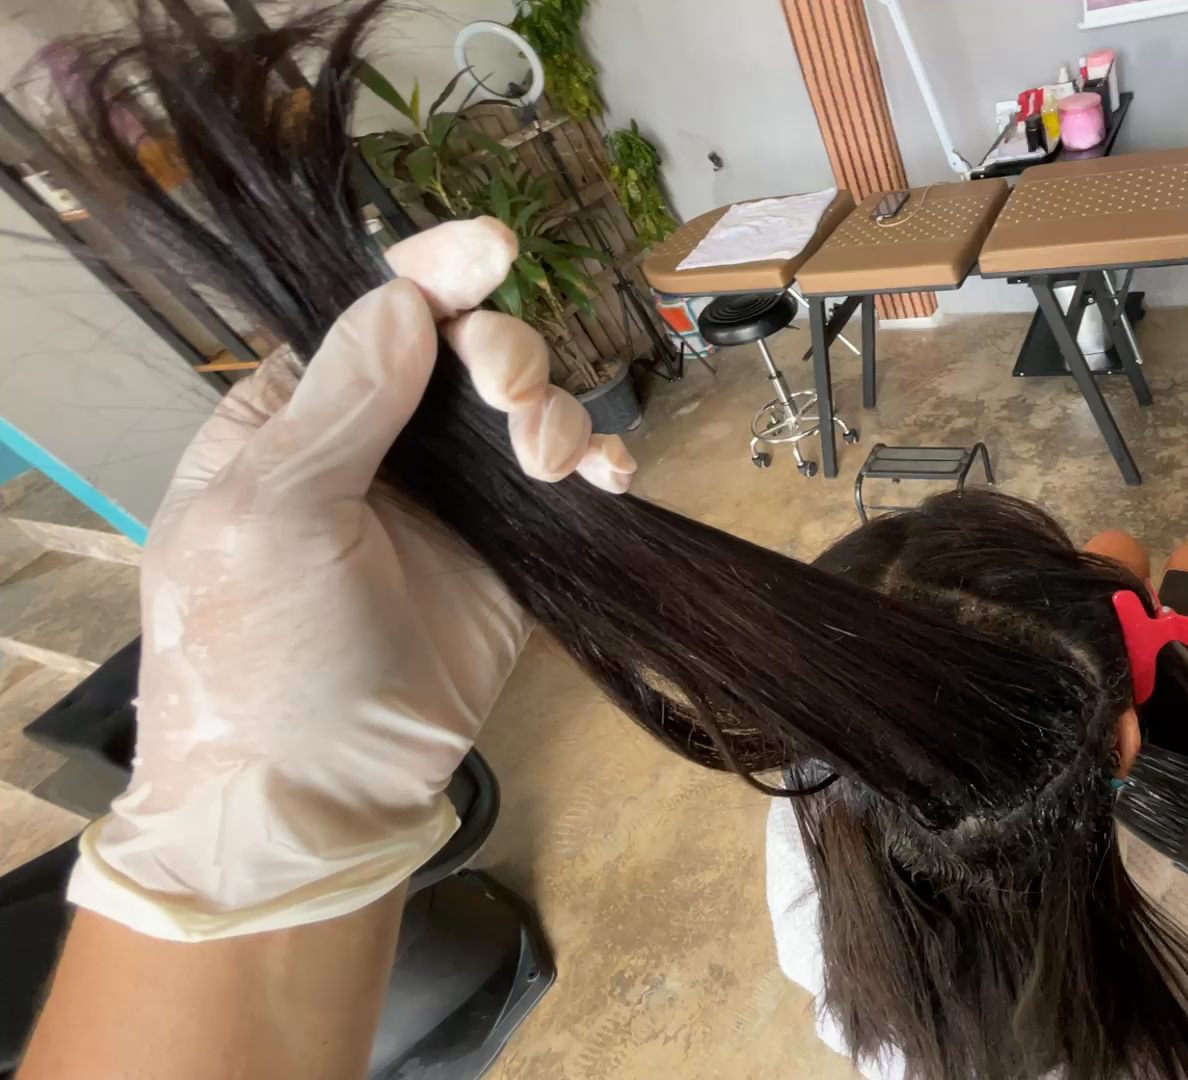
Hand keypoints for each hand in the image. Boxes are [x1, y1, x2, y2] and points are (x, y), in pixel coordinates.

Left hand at [67, 219, 635, 940]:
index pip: (377, 315)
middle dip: (511, 363)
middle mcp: (395, 442)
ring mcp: (469, 493)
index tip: (496, 251)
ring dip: (562, 418)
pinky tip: (613, 479)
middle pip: (475, 355)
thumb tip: (403, 303)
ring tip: (554, 468)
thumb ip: (340, 406)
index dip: (436, 271)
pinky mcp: (526, 541)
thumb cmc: (268, 648)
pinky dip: (604, 465)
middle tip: (515, 411)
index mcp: (307, 417)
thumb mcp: (272, 517)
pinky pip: (576, 481)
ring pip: (538, 412)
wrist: (332, 779)